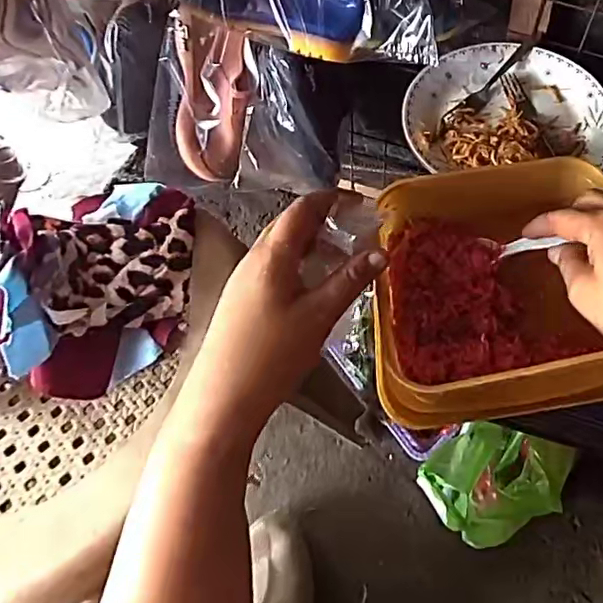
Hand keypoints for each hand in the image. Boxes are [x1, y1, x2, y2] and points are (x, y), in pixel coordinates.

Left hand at [176, 191, 385, 441]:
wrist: (220, 403)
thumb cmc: (272, 355)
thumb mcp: (320, 314)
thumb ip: (351, 279)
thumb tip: (382, 251)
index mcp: (272, 255)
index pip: (303, 208)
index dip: (334, 199)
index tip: (362, 202)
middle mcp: (254, 259)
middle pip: (291, 223)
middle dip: (326, 218)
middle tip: (358, 227)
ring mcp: (243, 280)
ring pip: (283, 245)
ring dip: (315, 242)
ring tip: (345, 255)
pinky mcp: (241, 300)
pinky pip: (275, 265)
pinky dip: (301, 261)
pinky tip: (317, 283)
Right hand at [524, 192, 602, 392]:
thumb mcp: (585, 295)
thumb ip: (568, 266)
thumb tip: (562, 250)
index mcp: (602, 223)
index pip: (562, 216)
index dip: (541, 224)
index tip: (527, 233)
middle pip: (592, 199)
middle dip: (570, 212)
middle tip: (556, 234)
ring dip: (597, 213)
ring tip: (585, 237)